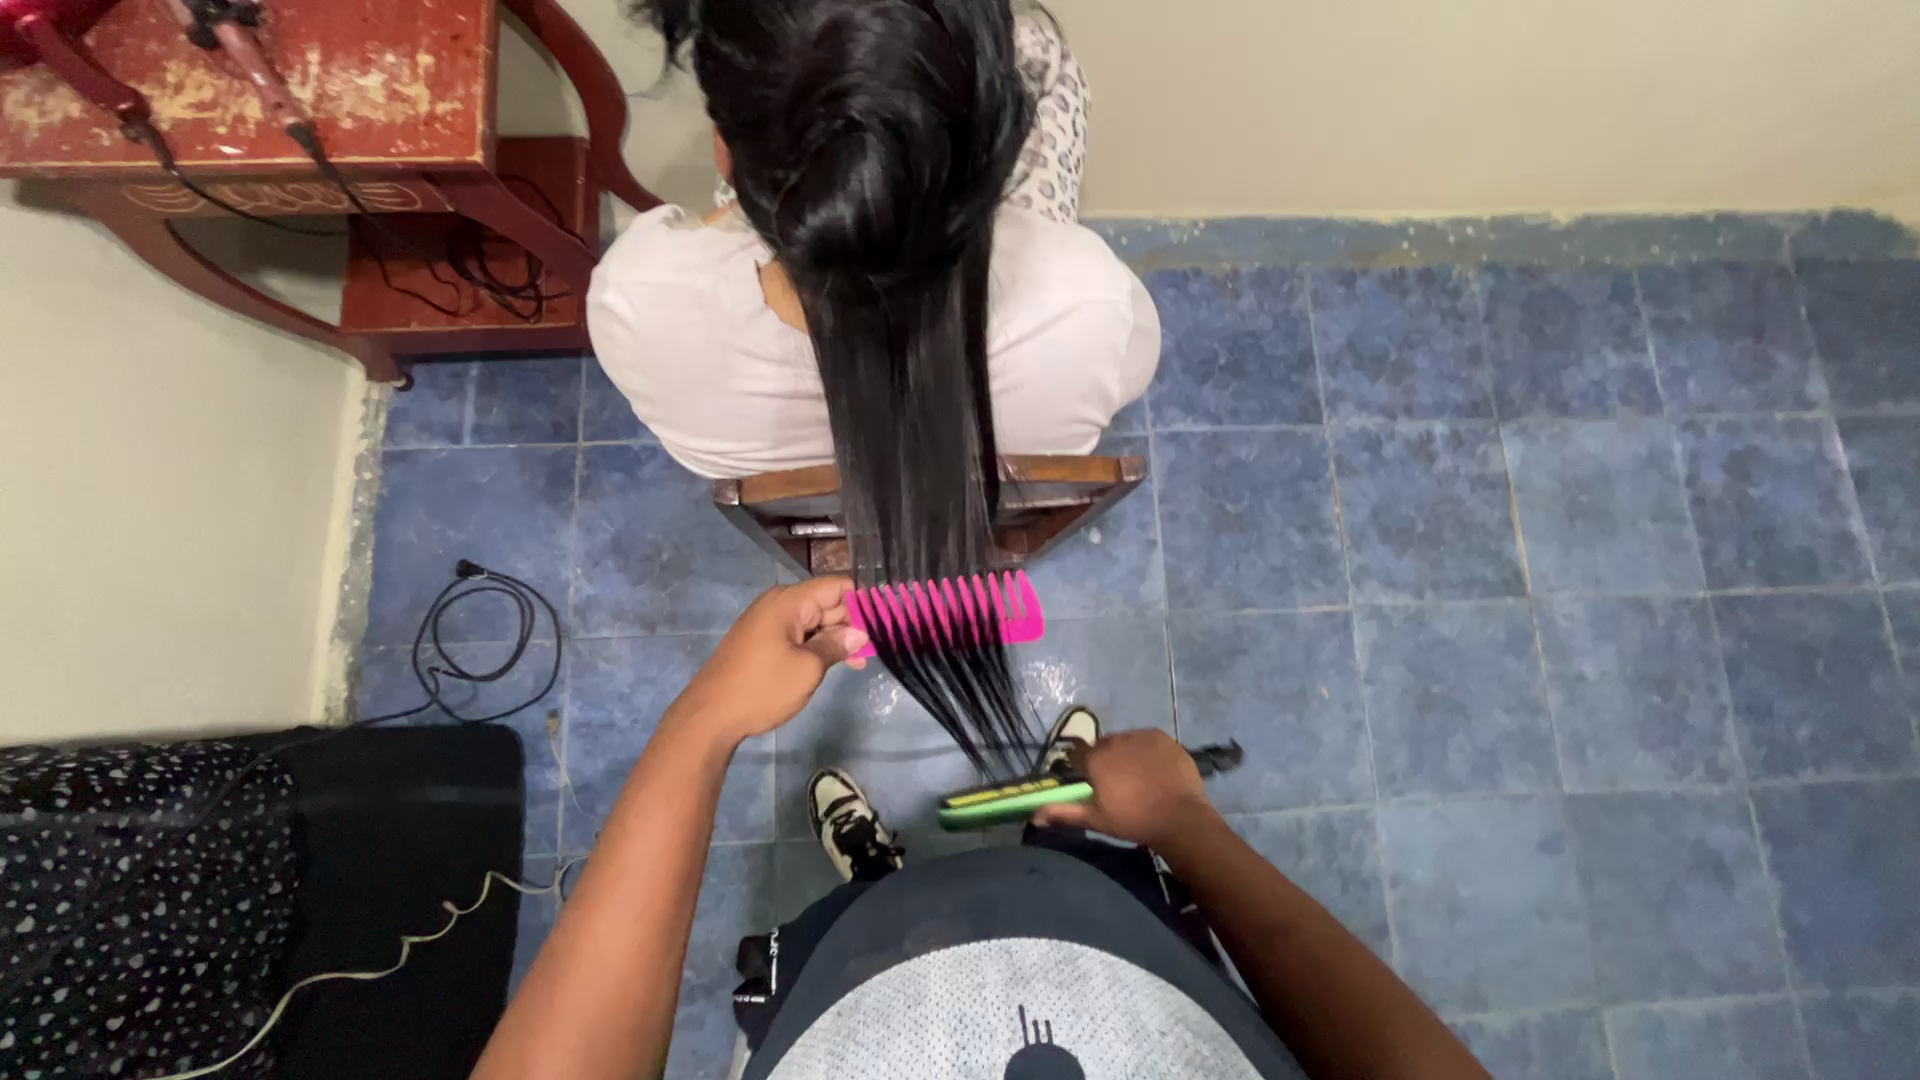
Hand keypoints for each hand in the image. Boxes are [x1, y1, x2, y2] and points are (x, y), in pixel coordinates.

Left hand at [664, 577, 868, 744]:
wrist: (710, 717)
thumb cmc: (762, 688)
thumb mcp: (808, 668)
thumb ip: (836, 646)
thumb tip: (860, 634)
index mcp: (789, 602)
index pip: (837, 587)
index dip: (862, 602)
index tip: (885, 621)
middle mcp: (779, 605)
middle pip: (826, 603)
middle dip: (852, 623)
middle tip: (878, 648)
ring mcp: (769, 623)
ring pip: (814, 622)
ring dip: (836, 638)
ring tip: (860, 661)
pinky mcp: (764, 642)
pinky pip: (799, 635)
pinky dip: (818, 646)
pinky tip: (836, 663)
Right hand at [1030, 729, 1218, 847]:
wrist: (1180, 818)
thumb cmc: (1133, 820)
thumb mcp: (1096, 819)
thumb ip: (1063, 813)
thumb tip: (1034, 815)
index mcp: (1096, 759)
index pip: (1078, 755)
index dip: (1083, 768)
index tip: (1092, 783)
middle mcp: (1114, 740)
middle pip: (1103, 746)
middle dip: (1106, 760)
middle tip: (1118, 784)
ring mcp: (1140, 736)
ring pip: (1125, 741)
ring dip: (1127, 754)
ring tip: (1139, 777)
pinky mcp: (1162, 737)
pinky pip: (1147, 740)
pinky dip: (1147, 751)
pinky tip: (1155, 769)